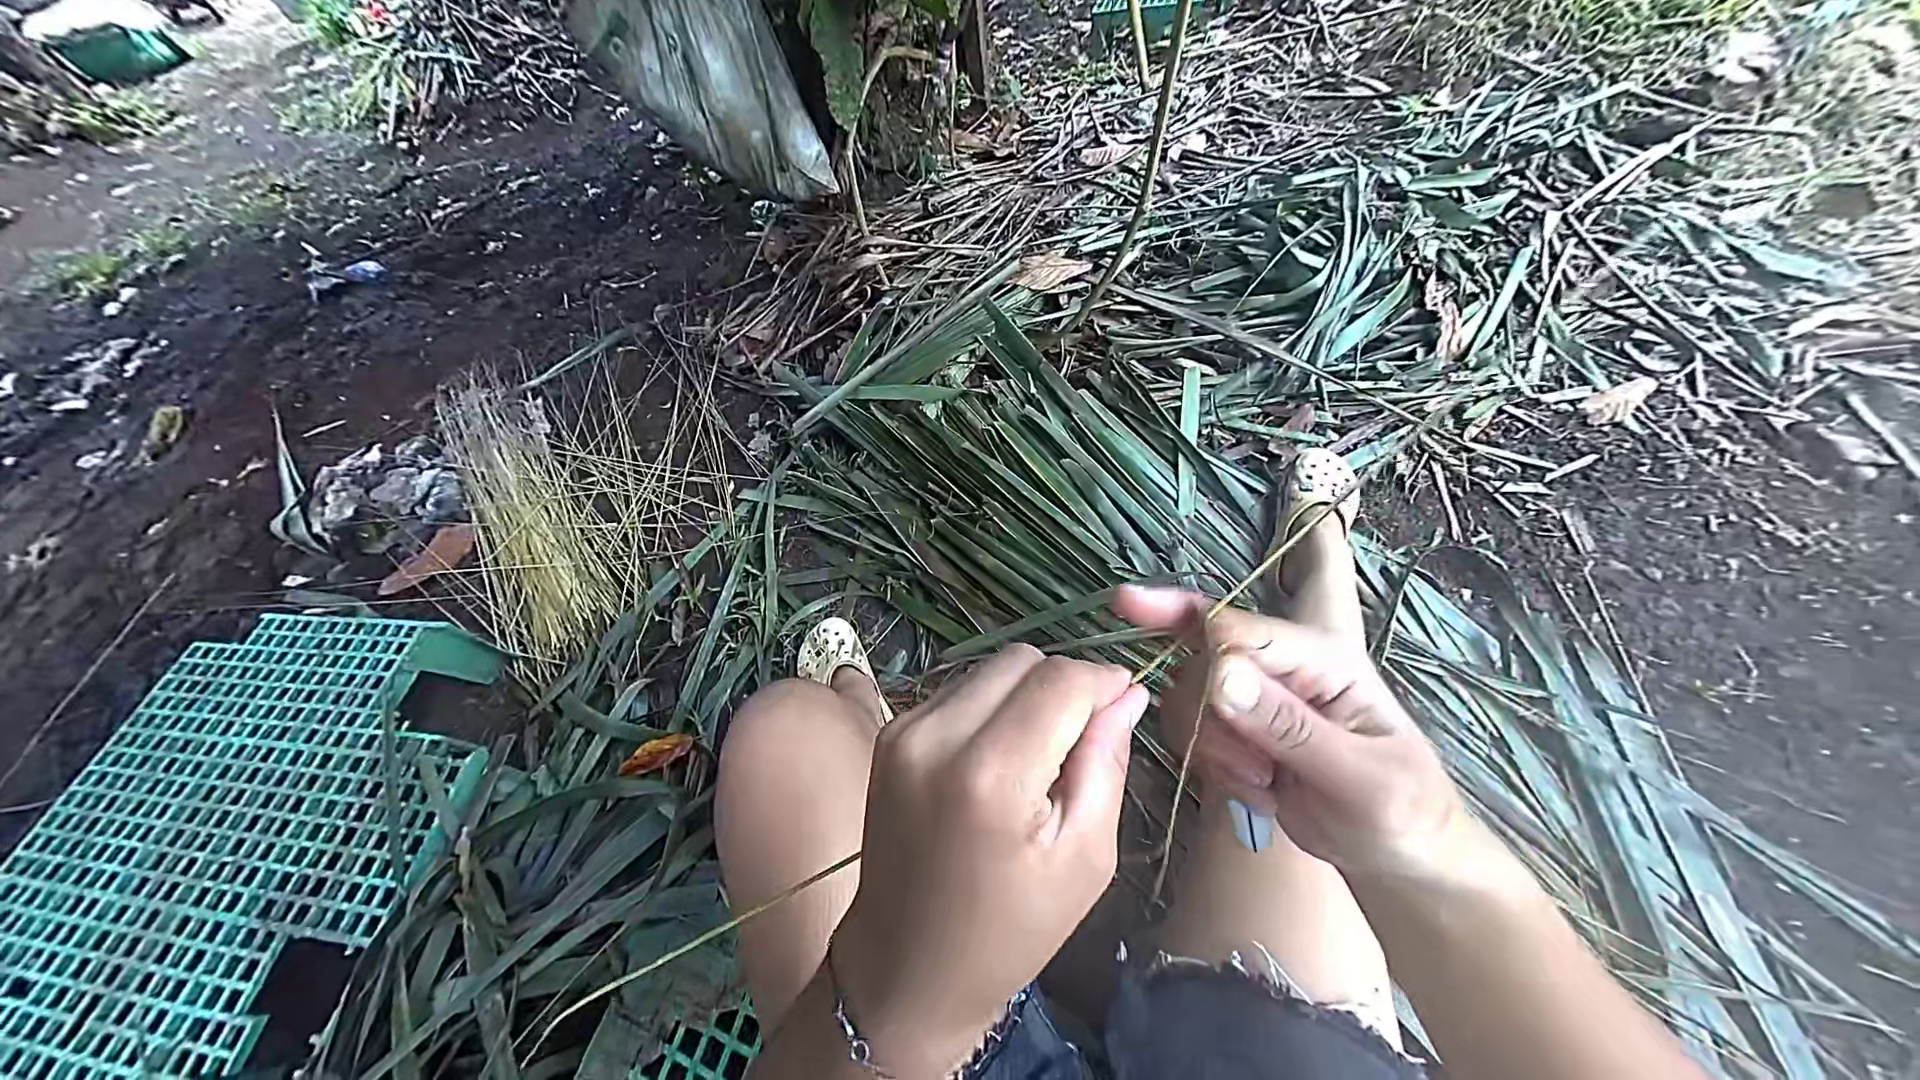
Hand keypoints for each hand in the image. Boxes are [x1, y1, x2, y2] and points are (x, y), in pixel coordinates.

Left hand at [829, 645, 1147, 1076]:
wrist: (904, 965)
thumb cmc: (1008, 930)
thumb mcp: (1084, 858)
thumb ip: (1106, 762)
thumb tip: (1127, 693)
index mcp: (991, 776)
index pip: (1060, 681)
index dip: (1103, 681)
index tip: (1124, 700)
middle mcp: (938, 736)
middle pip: (1023, 660)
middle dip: (1064, 684)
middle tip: (1081, 734)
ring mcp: (905, 729)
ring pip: (990, 668)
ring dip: (1027, 692)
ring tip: (1038, 750)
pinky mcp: (890, 732)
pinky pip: (960, 689)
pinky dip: (992, 706)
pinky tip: (998, 754)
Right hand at [1114, 585, 1484, 885]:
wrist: (1392, 855)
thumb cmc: (1400, 812)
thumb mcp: (1361, 778)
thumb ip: (1289, 725)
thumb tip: (1220, 674)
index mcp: (1320, 657)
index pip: (1239, 627)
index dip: (1182, 615)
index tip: (1127, 604)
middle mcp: (1277, 666)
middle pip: (1200, 660)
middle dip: (1210, 718)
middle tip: (1258, 769)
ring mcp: (1249, 696)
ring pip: (1184, 696)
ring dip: (1211, 747)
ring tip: (1264, 783)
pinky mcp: (1229, 728)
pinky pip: (1185, 730)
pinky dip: (1209, 765)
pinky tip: (1256, 790)